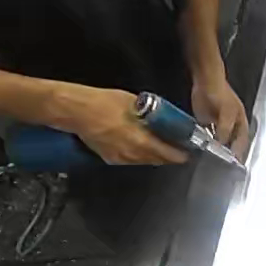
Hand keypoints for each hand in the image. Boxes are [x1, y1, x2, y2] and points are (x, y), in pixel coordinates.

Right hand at [57, 86, 186, 164]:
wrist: (76, 111)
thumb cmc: (104, 103)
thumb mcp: (135, 104)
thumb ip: (152, 115)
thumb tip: (164, 119)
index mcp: (141, 141)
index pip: (169, 154)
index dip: (181, 154)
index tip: (189, 150)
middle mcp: (133, 154)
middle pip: (159, 160)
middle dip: (169, 155)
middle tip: (178, 147)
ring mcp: (120, 158)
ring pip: (145, 161)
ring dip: (155, 156)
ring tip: (161, 146)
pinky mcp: (110, 159)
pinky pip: (131, 160)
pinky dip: (140, 155)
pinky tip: (140, 146)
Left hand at [191, 75, 250, 161]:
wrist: (206, 81)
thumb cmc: (221, 94)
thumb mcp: (227, 113)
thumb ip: (225, 130)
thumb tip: (221, 145)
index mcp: (241, 124)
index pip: (242, 143)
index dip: (239, 153)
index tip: (234, 165)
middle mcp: (231, 127)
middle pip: (231, 144)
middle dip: (228, 154)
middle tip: (222, 166)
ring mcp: (219, 126)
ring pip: (220, 142)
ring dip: (216, 150)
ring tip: (212, 161)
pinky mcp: (207, 124)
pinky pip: (207, 137)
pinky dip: (206, 143)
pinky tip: (203, 150)